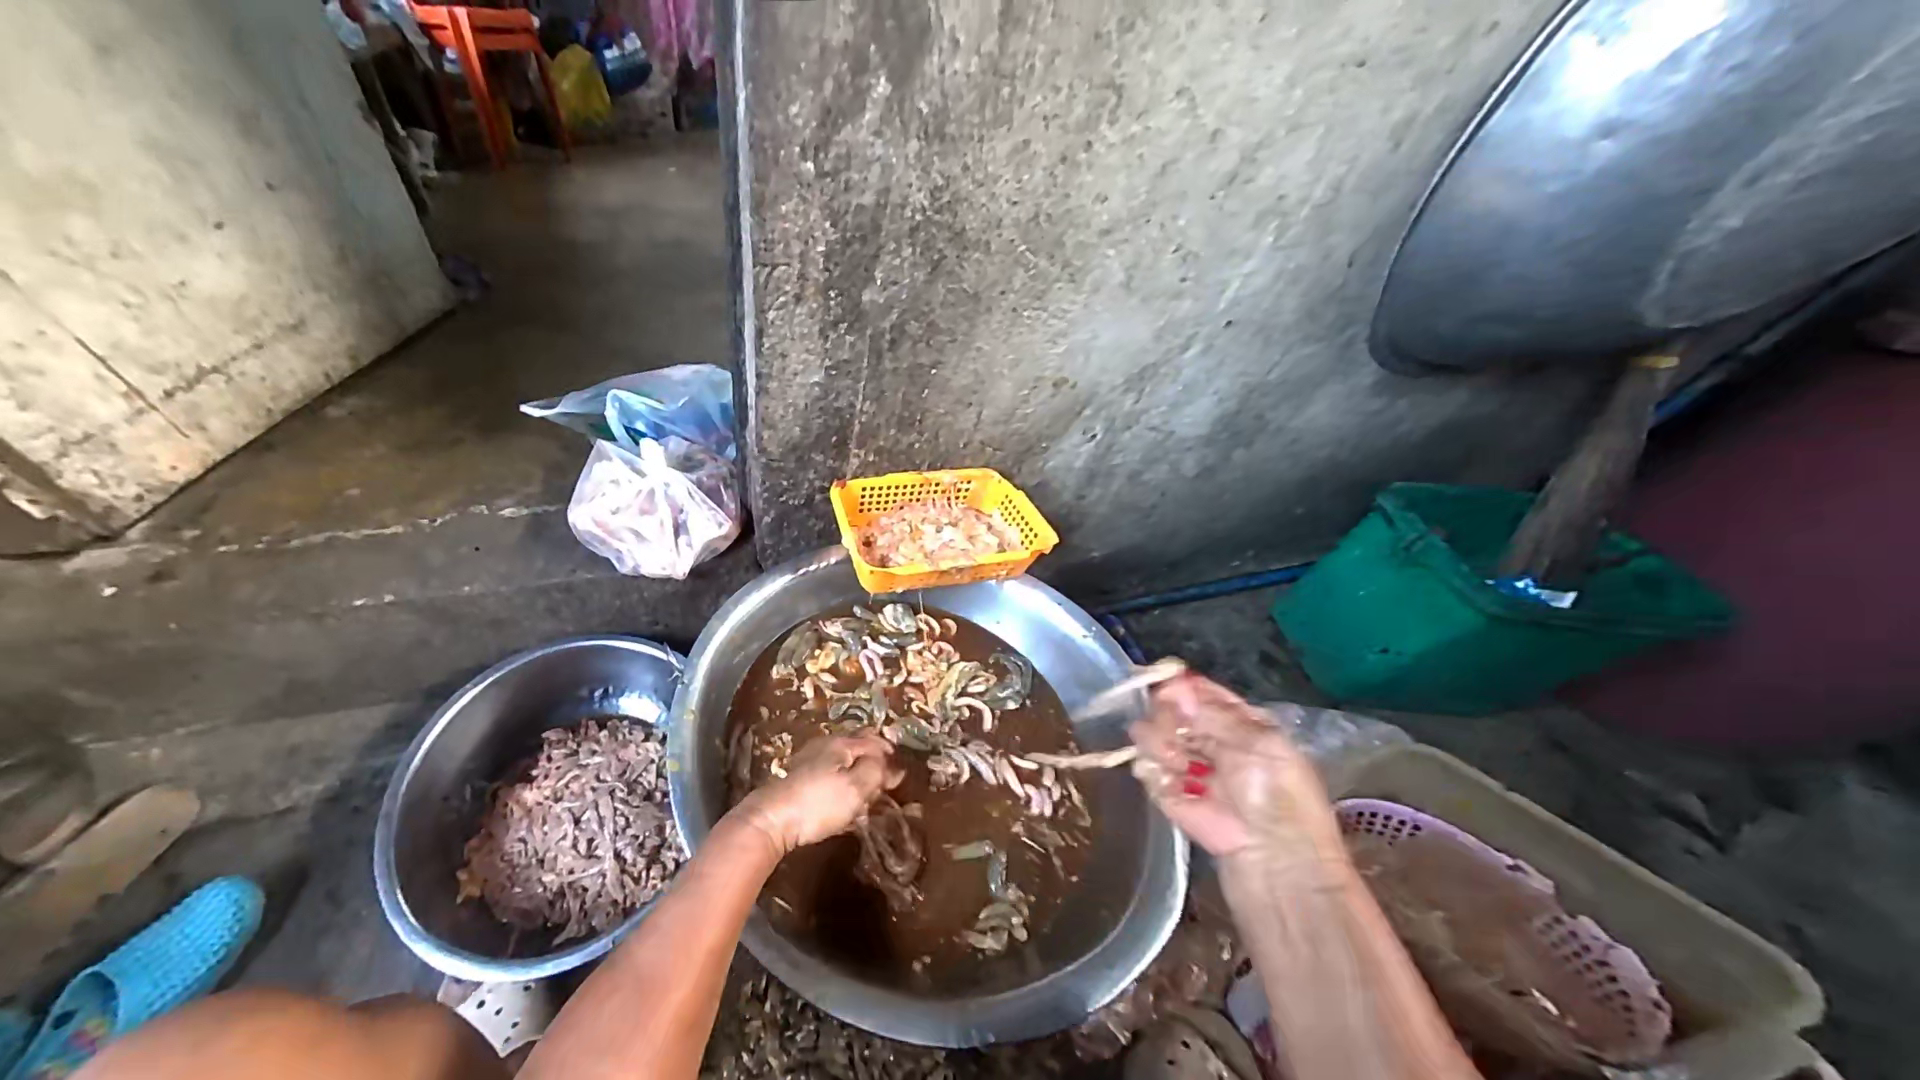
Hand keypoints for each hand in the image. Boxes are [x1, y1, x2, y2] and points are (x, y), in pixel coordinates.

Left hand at [728, 734, 901, 855]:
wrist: (770, 821)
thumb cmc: (818, 803)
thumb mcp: (856, 787)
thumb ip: (877, 771)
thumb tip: (893, 765)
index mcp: (842, 743)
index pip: (875, 742)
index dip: (891, 757)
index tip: (900, 778)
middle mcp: (826, 746)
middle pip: (858, 749)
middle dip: (875, 764)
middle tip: (886, 785)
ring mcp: (810, 762)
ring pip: (844, 763)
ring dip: (858, 776)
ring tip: (868, 796)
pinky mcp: (800, 781)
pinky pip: (831, 777)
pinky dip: (843, 786)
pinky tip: (844, 803)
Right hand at [1128, 674, 1342, 862]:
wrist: (1274, 859)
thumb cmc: (1276, 793)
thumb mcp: (1257, 742)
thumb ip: (1212, 712)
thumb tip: (1174, 687)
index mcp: (1240, 723)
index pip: (1202, 694)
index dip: (1181, 687)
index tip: (1164, 684)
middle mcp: (1212, 741)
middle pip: (1173, 711)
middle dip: (1167, 714)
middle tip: (1172, 728)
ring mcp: (1188, 768)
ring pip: (1154, 736)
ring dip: (1159, 741)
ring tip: (1175, 760)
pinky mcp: (1169, 795)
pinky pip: (1147, 769)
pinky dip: (1153, 769)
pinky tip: (1168, 777)